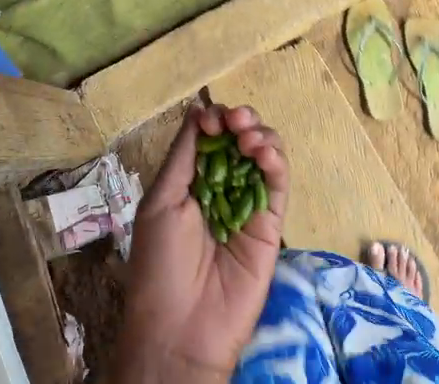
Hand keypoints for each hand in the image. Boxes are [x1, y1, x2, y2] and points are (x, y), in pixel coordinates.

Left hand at [118, 103, 288, 383]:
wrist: (179, 328)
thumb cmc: (159, 263)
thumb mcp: (161, 201)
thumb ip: (184, 155)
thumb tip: (199, 109)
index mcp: (192, 180)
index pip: (212, 137)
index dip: (215, 120)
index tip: (212, 121)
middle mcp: (223, 187)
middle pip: (242, 139)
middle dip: (241, 120)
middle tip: (236, 122)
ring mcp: (249, 204)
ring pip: (265, 155)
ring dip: (260, 135)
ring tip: (249, 139)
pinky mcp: (271, 223)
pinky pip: (279, 184)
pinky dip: (276, 159)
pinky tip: (263, 152)